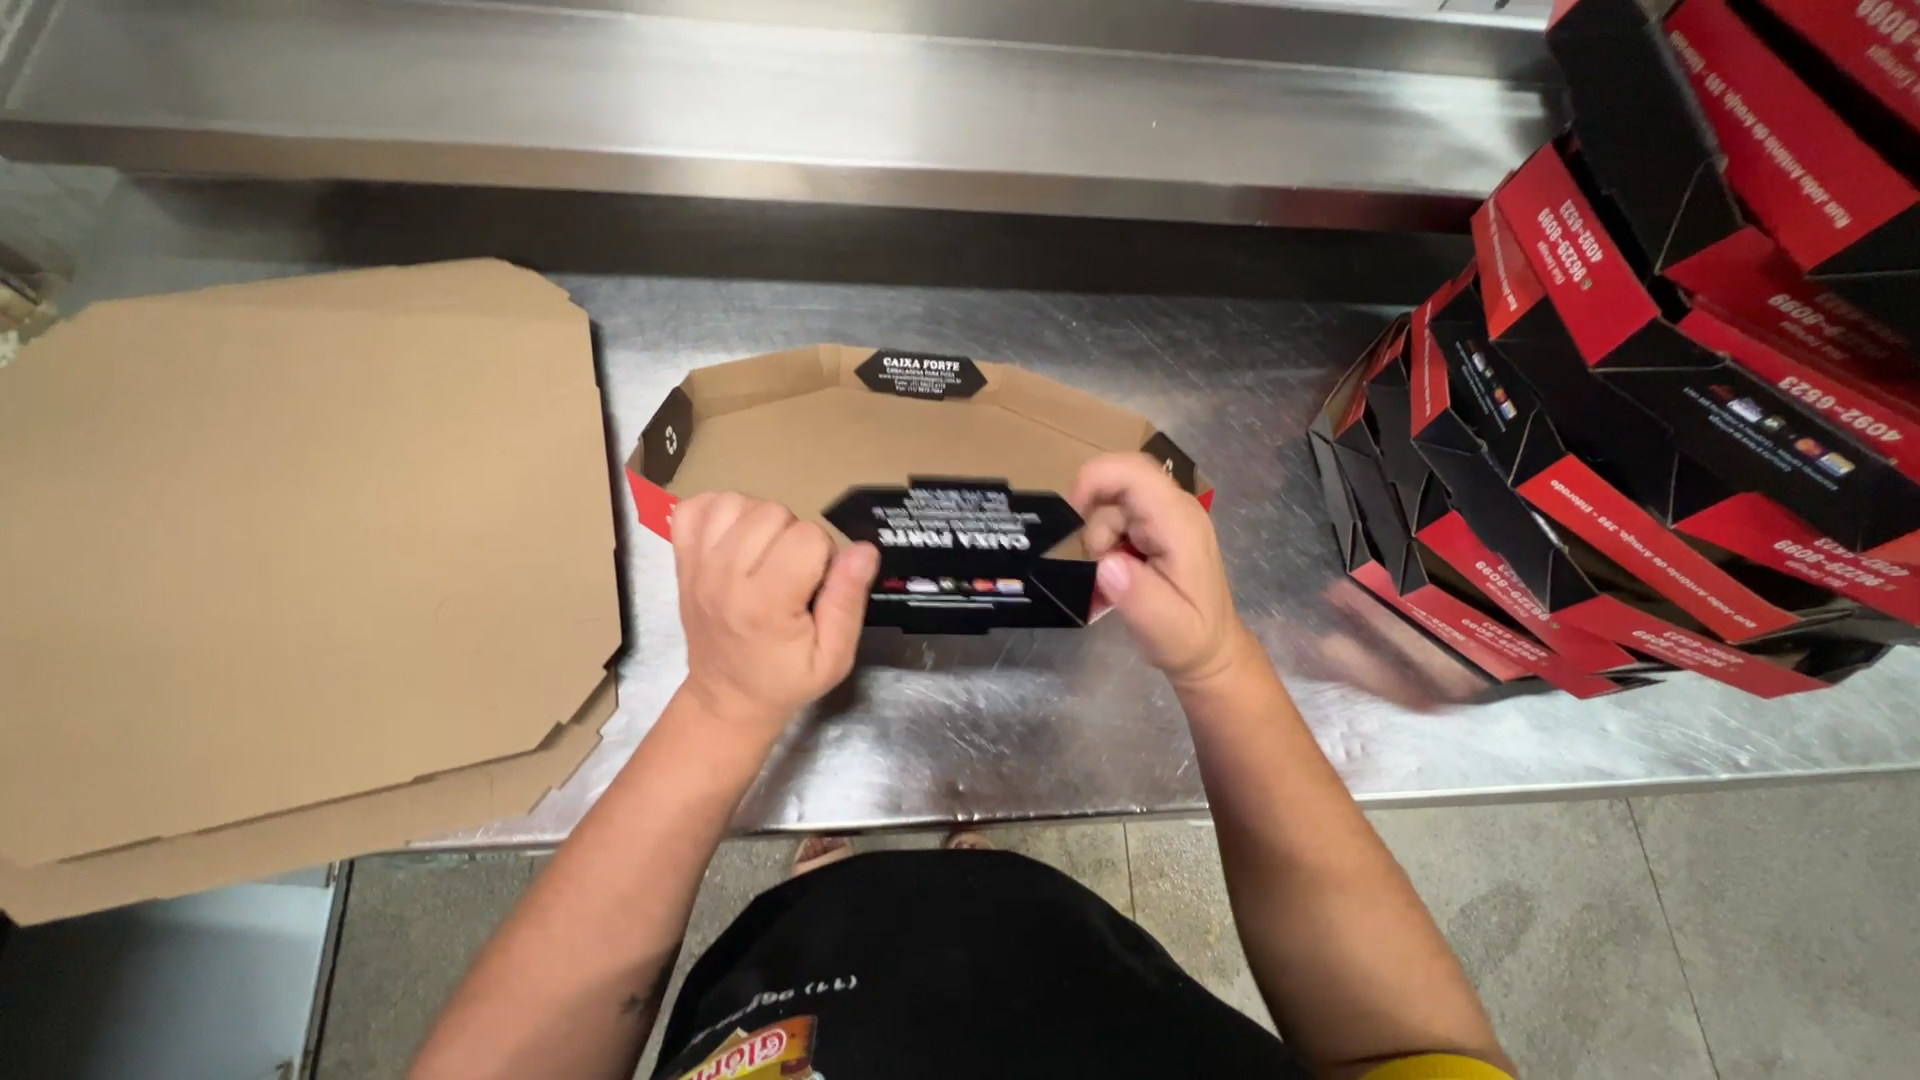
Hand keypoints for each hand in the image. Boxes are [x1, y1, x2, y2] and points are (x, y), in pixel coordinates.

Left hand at [672, 492, 879, 738]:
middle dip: (795, 537)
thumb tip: (863, 549)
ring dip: (761, 522)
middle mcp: (725, 576)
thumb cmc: (785, 679)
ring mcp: (698, 565)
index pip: (807, 537)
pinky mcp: (681, 559)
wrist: (726, 697)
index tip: (817, 586)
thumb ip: (848, 601)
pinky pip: (697, 507)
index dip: (824, 555)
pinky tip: (736, 537)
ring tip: (766, 554)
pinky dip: (720, 512)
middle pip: (773, 513)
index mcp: (765, 603)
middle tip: (795, 574)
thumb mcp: (834, 656)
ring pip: (738, 503)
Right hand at [1070, 453, 1248, 688]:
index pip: (1135, 472)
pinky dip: (1106, 544)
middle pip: (1119, 481)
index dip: (1096, 478)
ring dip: (1099, 539)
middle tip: (1093, 559)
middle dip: (1092, 516)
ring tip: (1112, 580)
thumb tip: (1107, 563)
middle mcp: (1174, 511)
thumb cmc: (1190, 639)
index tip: (1072, 514)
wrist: (1210, 651)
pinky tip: (1116, 574)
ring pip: (1112, 504)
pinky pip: (1118, 519)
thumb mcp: (1163, 627)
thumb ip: (1137, 595)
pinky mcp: (1156, 529)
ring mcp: (1165, 518)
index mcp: (1179, 524)